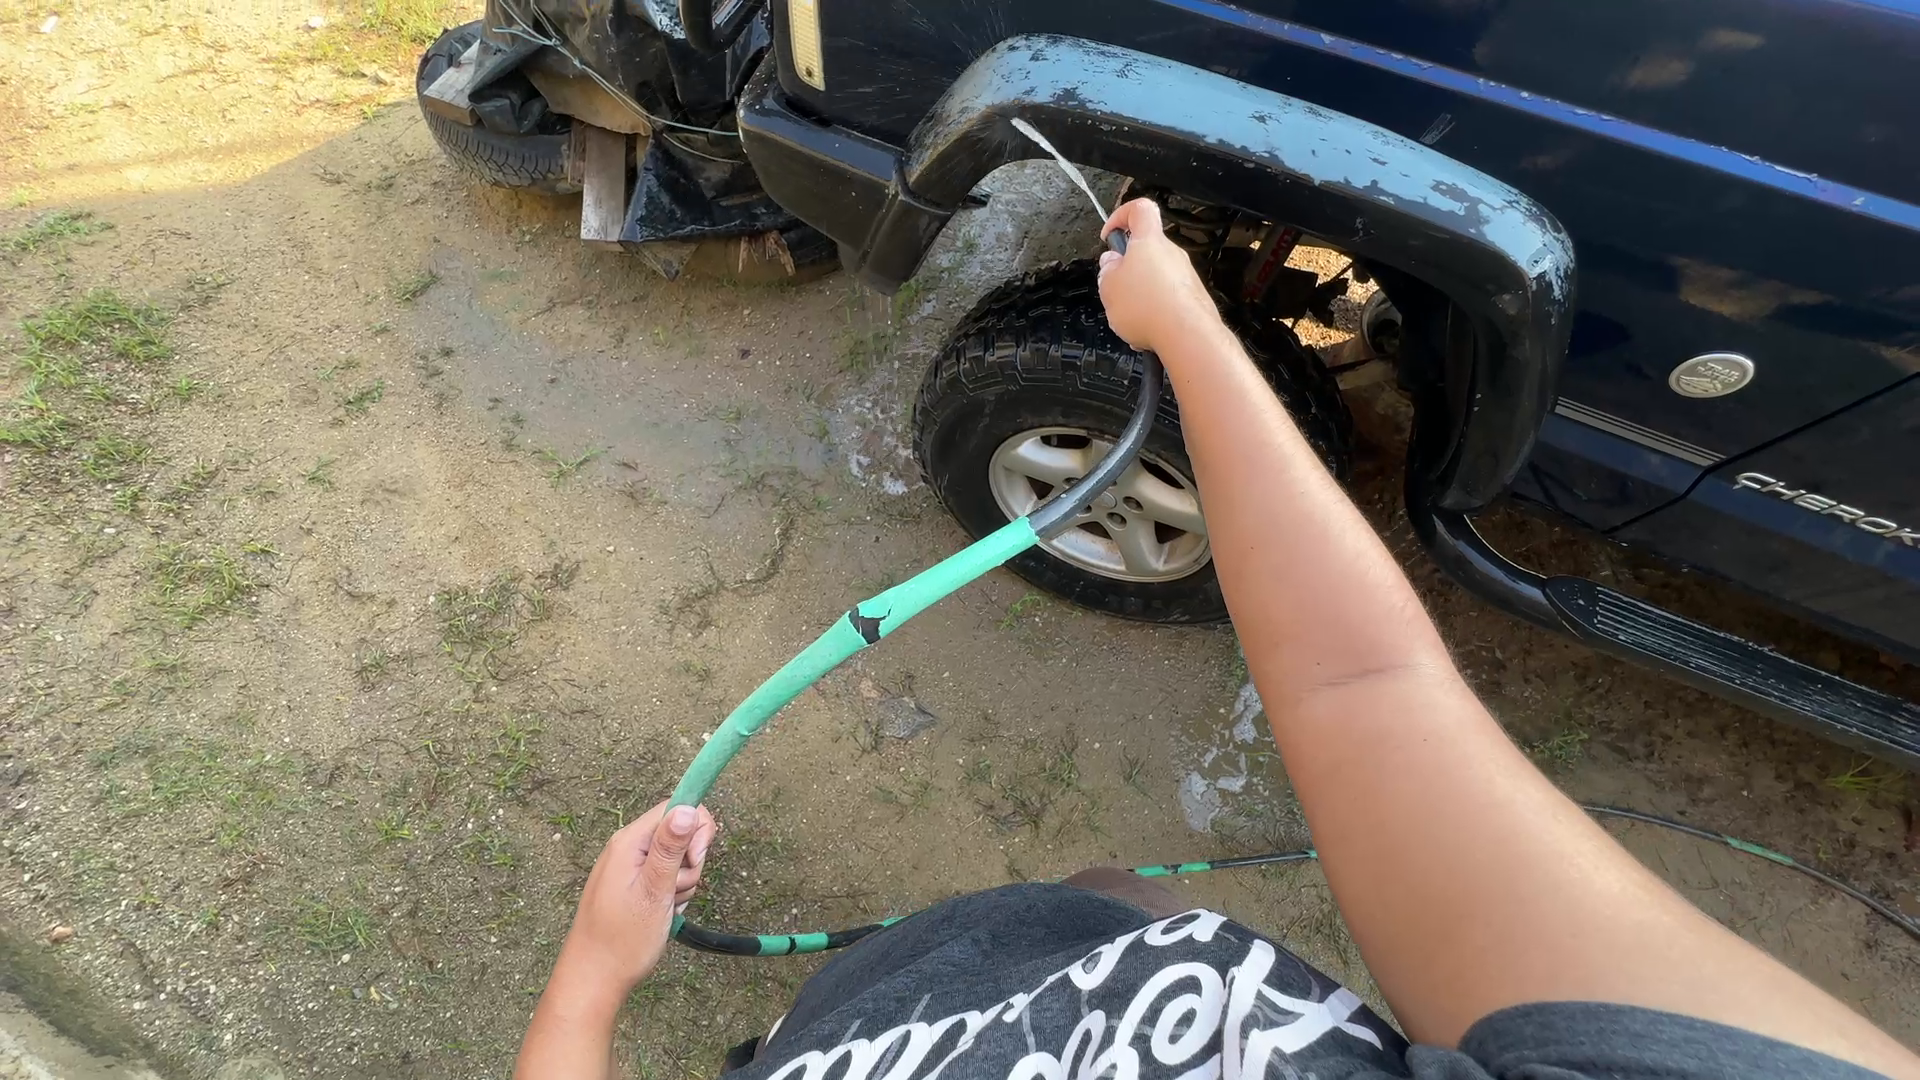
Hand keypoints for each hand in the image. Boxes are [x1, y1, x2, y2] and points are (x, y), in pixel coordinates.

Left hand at [555, 800, 717, 995]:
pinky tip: (661, 912)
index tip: (696, 858)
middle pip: (679, 831)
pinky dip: (672, 893)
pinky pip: (666, 875)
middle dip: (689, 860)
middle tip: (674, 889)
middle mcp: (628, 847)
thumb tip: (687, 807)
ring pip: (677, 857)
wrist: (592, 984)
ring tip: (664, 906)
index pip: (676, 806)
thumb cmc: (622, 940)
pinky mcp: (633, 884)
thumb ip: (671, 847)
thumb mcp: (653, 890)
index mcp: (629, 841)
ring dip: (682, 881)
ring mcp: (630, 866)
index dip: (696, 827)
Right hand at [1097, 198, 1222, 355]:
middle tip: (1114, 286)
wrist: (1185, 334)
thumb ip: (1106, 270)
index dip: (1120, 216)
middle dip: (1127, 267)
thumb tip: (1109, 263)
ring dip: (1139, 292)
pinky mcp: (1191, 297)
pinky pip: (1167, 297)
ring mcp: (1184, 275)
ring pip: (1156, 276)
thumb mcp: (1109, 288)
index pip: (1140, 209)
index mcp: (1149, 241)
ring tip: (1129, 314)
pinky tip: (1146, 328)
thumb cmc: (1149, 308)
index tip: (1109, 234)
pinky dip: (1153, 309)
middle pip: (1146, 249)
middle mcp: (1171, 253)